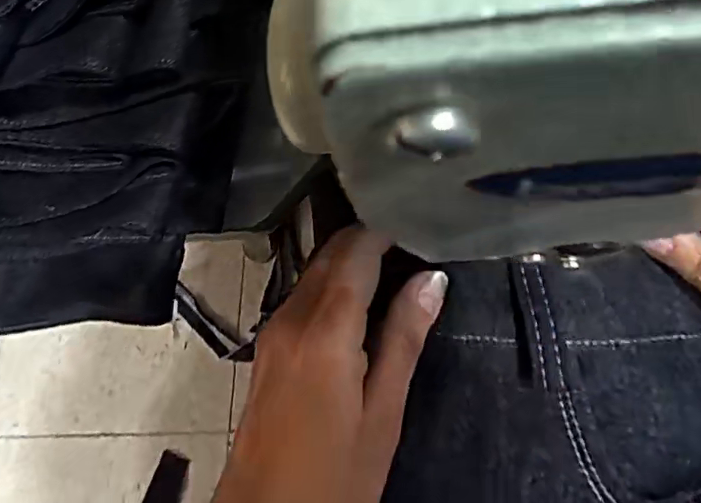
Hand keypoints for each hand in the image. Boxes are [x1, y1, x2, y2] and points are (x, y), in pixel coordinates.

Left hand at [215, 226, 447, 502]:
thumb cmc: (334, 477)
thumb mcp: (383, 413)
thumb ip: (405, 336)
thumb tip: (432, 278)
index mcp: (325, 328)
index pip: (357, 249)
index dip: (388, 228)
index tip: (421, 223)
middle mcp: (293, 315)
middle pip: (333, 250)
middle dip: (371, 237)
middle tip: (415, 240)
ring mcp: (274, 328)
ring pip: (317, 267)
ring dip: (352, 258)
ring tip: (397, 264)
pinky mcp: (268, 345)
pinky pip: (305, 292)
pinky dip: (334, 281)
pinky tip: (362, 298)